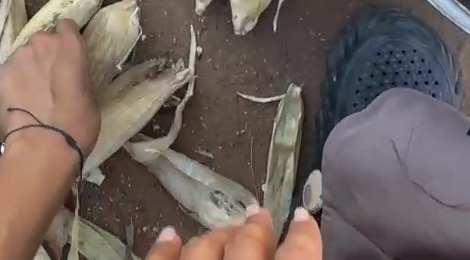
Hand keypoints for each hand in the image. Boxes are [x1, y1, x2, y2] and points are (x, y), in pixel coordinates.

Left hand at [0, 19, 98, 163]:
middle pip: (41, 41)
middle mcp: (42, 41)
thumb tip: (70, 81)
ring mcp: (18, 55)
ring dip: (26, 69)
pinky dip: (10, 84)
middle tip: (47, 79)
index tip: (65, 56)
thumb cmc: (77, 125)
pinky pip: (7, 73)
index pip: (66, 26)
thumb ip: (77, 76)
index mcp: (70, 44)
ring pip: (22, 57)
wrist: (44, 146)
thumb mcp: (89, 95)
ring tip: (29, 95)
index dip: (65, 40)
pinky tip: (15, 103)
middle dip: (43, 55)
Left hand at [145, 207, 322, 259]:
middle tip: (260, 215)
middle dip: (255, 231)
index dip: (305, 238)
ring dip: (215, 239)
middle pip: (246, 250)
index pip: (297, 259)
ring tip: (224, 231)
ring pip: (202, 251)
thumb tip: (301, 251)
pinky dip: (164, 249)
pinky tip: (170, 235)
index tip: (305, 218)